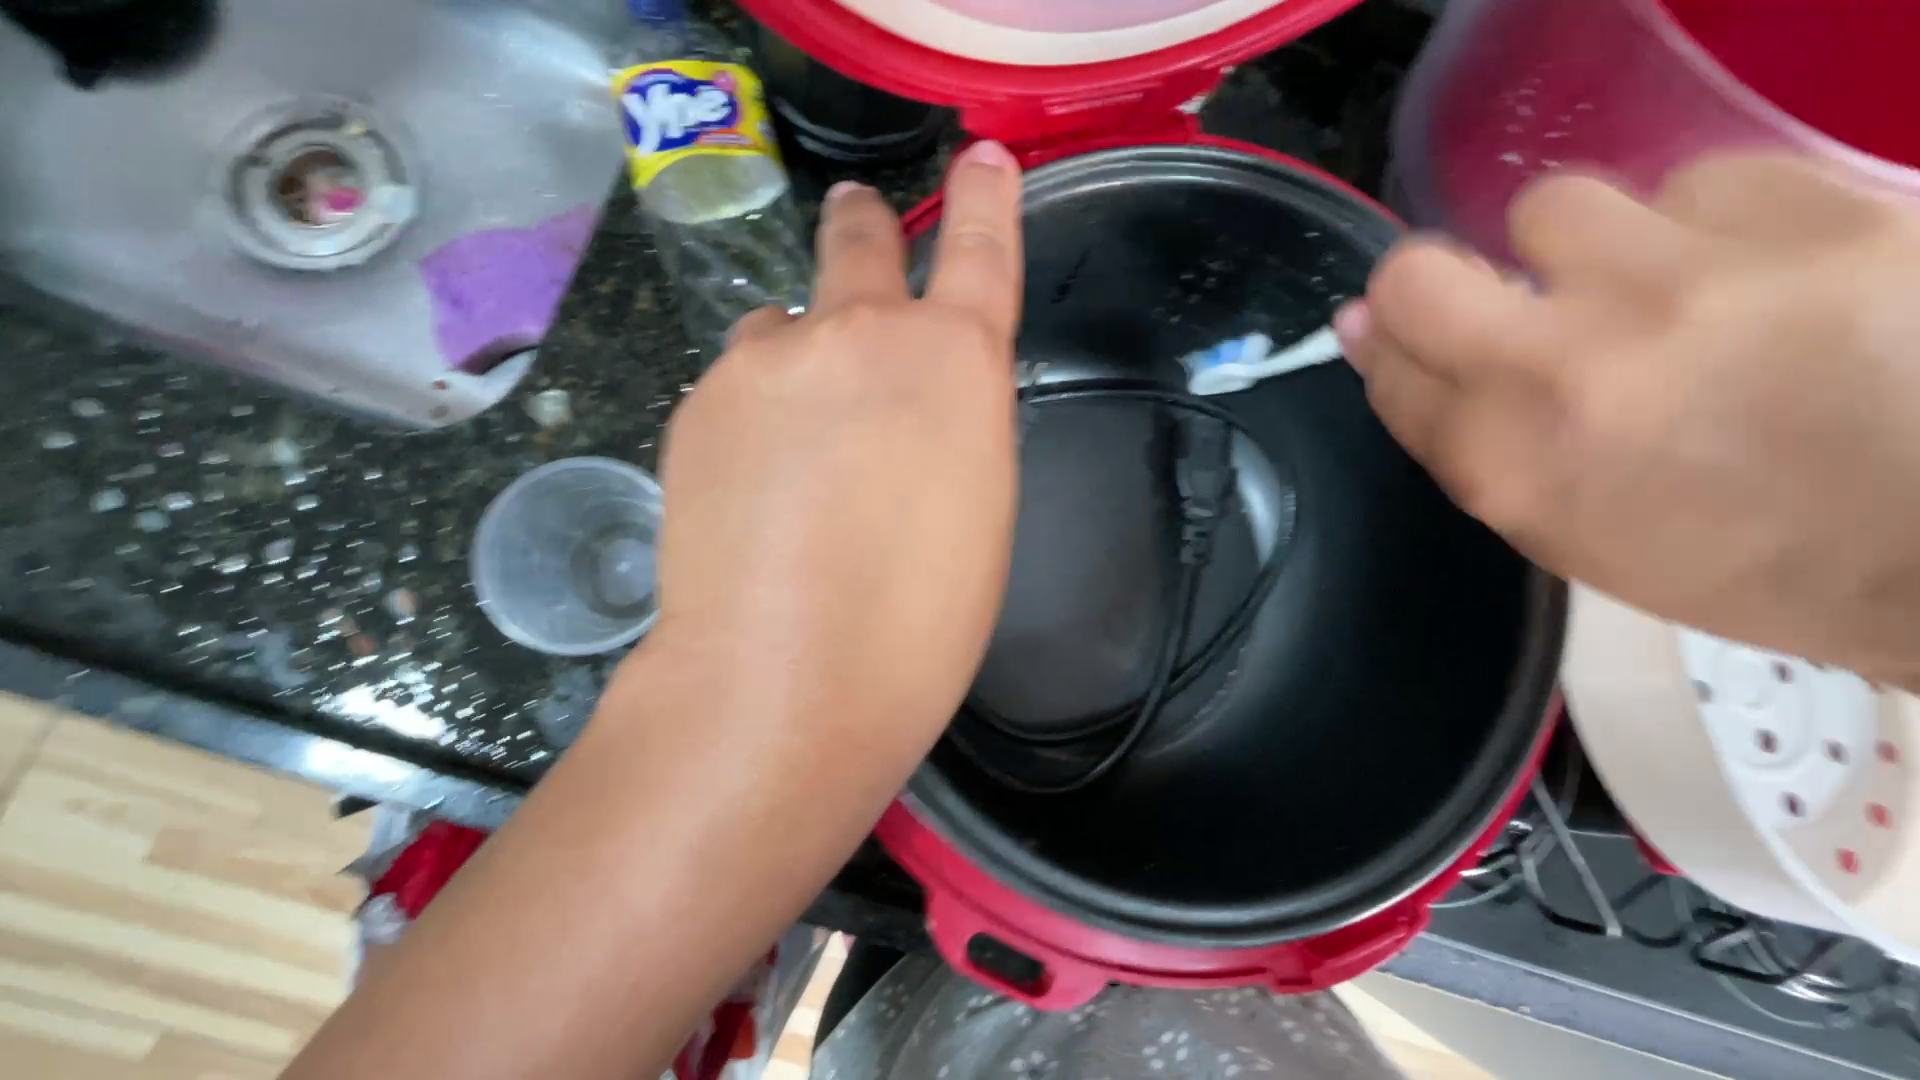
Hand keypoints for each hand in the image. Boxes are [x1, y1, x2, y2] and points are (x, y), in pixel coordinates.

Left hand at [632, 140, 1024, 741]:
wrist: (786, 677)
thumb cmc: (918, 620)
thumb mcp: (977, 508)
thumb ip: (954, 422)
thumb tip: (915, 395)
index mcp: (955, 363)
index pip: (981, 249)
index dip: (984, 198)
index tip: (981, 158)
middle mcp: (861, 334)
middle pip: (859, 241)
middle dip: (864, 229)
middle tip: (856, 225)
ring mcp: (768, 358)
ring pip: (785, 326)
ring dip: (796, 357)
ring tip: (793, 450)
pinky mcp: (700, 400)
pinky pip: (737, 383)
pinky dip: (751, 415)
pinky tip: (751, 489)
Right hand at [1339, 152, 1919, 683]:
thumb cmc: (1730, 555)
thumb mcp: (1559, 524)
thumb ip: (1452, 428)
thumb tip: (1368, 327)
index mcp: (1504, 462)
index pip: (1384, 365)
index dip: (1395, 345)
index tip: (1428, 343)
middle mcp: (1564, 370)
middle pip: (1417, 275)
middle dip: (1431, 283)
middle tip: (1501, 300)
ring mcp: (1682, 286)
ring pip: (1556, 207)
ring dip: (1590, 251)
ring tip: (1664, 294)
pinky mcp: (1813, 218)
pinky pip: (1703, 181)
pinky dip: (1712, 226)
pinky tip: (1761, 276)